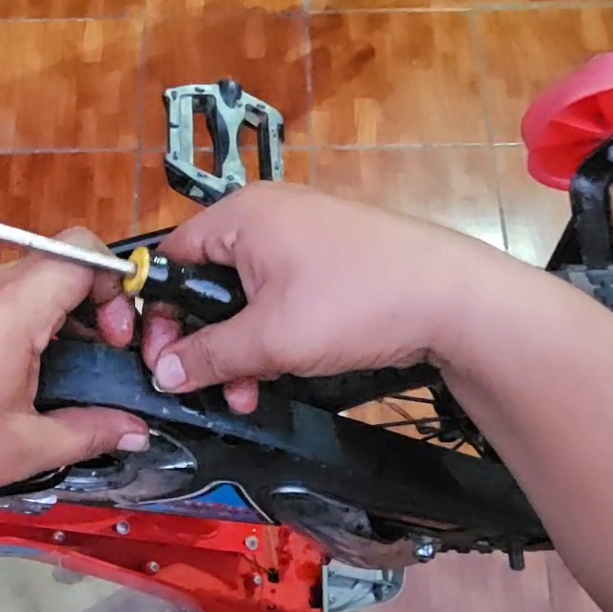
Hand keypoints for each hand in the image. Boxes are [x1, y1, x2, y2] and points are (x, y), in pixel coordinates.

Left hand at [0, 231, 149, 526]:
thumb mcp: (24, 448)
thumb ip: (91, 431)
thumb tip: (138, 432)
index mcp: (8, 308)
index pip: (79, 250)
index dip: (112, 283)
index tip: (115, 338)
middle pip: (53, 266)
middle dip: (88, 307)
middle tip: (92, 364)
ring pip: (21, 283)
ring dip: (51, 318)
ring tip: (48, 377)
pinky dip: (14, 324)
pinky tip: (1, 376)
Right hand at [119, 184, 508, 409]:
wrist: (454, 300)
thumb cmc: (351, 305)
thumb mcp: (268, 339)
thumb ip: (206, 356)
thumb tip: (158, 373)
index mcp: (239, 216)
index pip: (171, 258)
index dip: (158, 312)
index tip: (159, 359)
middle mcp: (264, 217)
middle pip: (206, 282)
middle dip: (202, 340)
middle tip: (202, 384)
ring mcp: (299, 237)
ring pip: (242, 298)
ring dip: (235, 350)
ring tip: (243, 394)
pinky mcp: (326, 260)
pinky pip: (276, 297)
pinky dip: (268, 336)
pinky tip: (273, 376)